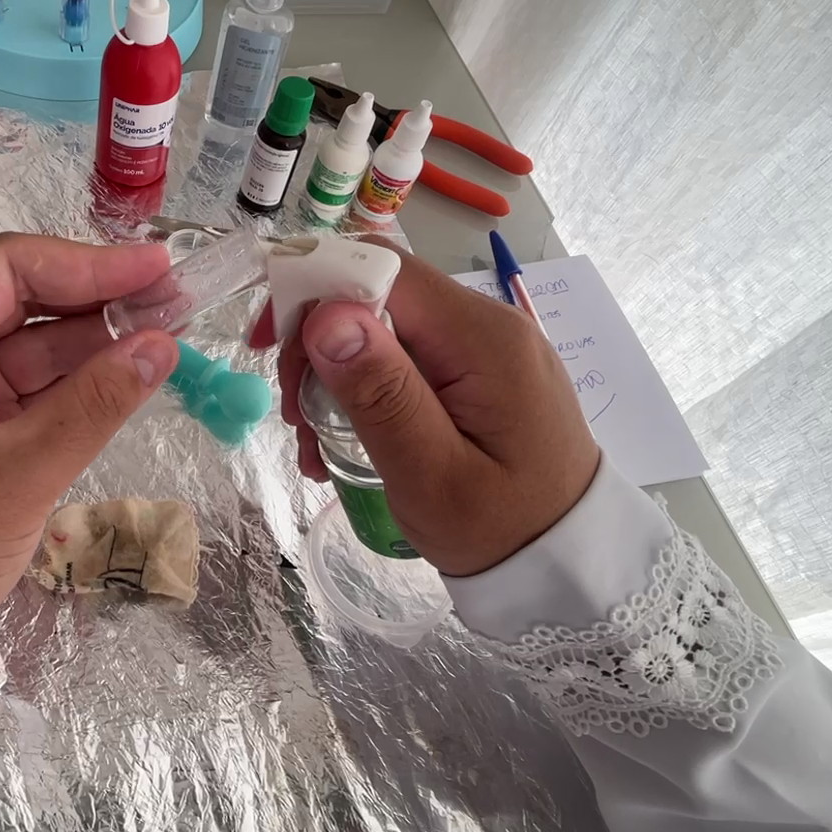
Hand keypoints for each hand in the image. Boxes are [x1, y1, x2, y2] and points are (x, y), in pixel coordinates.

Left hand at [0, 234, 179, 623]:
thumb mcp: (21, 473)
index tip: (157, 268)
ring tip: (167, 331)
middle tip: (176, 300)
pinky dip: (74, 385)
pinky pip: (26, 390)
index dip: (87, 264)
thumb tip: (165, 344)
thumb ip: (96, 403)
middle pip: (19, 303)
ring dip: (94, 342)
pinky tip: (127, 373)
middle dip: (98, 301)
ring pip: (28, 347)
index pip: (4, 269)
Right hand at [278, 238, 599, 576]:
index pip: (382, 270)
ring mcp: (480, 349)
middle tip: (295, 417)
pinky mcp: (473, 374)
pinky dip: (359, 394)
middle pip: (374, 297)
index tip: (267, 345)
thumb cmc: (499, 528)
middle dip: (315, 346)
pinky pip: (400, 362)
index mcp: (480, 337)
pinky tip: (342, 443)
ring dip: (331, 379)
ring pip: (379, 332)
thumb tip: (326, 316)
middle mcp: (483, 325)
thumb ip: (382, 393)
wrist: (563, 561)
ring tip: (314, 446)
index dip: (314, 291)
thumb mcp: (430, 471)